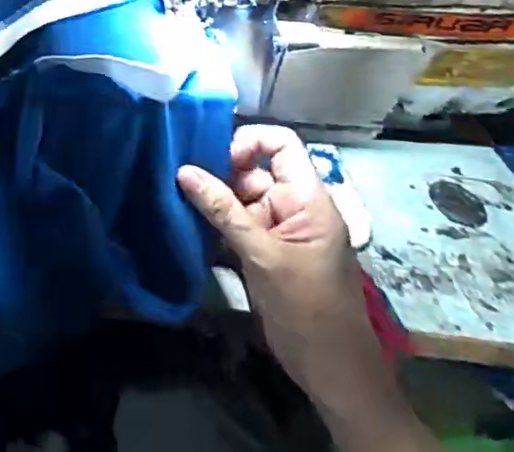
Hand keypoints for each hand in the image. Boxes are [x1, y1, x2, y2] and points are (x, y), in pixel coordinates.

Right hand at [176, 126, 371, 396]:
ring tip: (180, 203)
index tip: (218, 162)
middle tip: (184, 183)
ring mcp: (278, 229)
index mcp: (307, 197)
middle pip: (253, 169)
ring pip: (240, 197)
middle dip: (220, 174)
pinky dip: (216, 224)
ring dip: (213, 201)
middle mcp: (293, 205)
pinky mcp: (264, 251)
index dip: (248, 142)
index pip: (280, 144)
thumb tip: (183, 171)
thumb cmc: (308, 309)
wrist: (332, 373)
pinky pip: (236, 223)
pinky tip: (190, 226)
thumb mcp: (263, 256)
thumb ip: (223, 211)